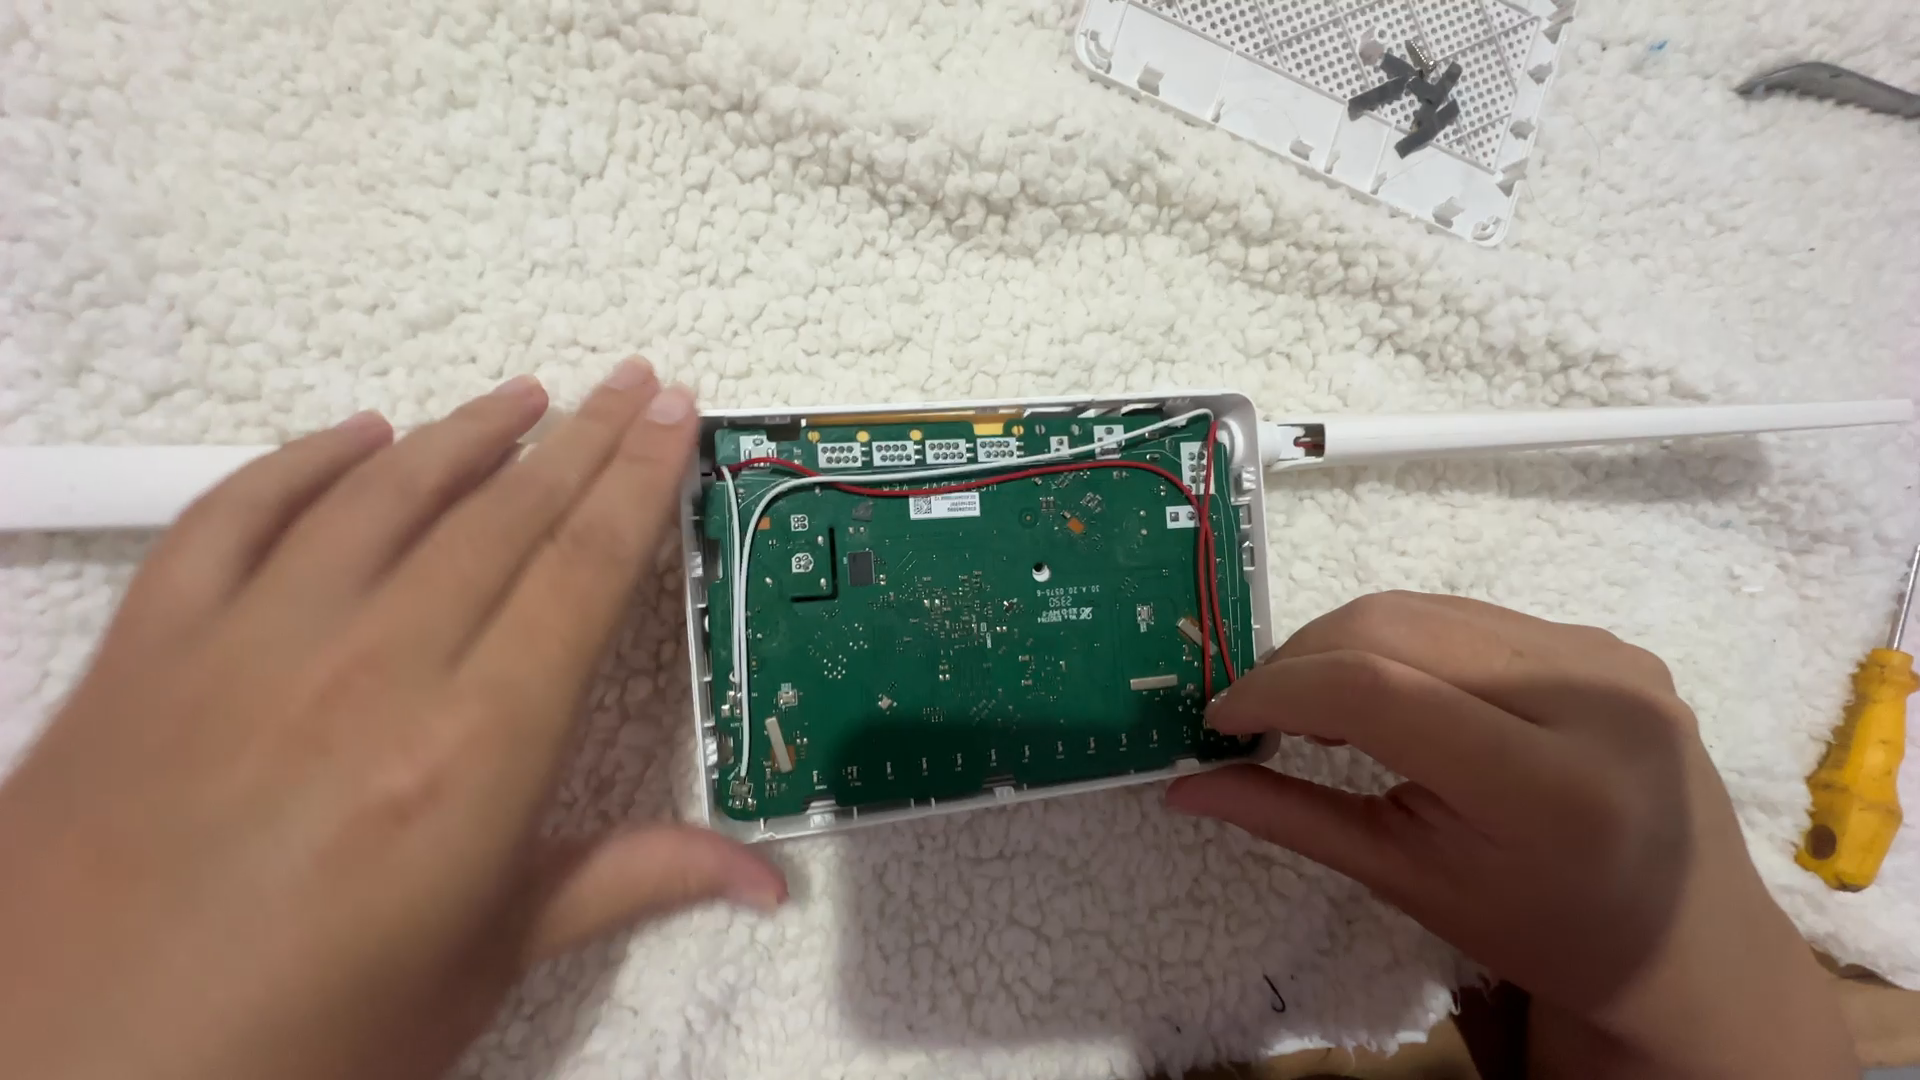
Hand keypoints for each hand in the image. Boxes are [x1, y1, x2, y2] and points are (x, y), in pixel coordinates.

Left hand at [0, 360, 785, 1079]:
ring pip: (384, 494)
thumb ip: (636, 878)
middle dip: (587, 437)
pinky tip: (362, 434)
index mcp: (476, 747)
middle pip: (507, 514)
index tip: (677, 414)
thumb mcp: (494, 957)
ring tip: (532, 392)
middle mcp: (374, 670)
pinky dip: (304, 462)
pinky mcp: (142, 656)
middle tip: (637, 379)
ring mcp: (247, 649)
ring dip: (470, 430)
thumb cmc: (315, 1038)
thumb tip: (774, 883)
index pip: (585, 569)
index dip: (641, 482)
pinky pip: (233, 519)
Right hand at [1166, 592, 1851, 1079]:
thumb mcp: (1402, 879)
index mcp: (1551, 787)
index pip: (1376, 690)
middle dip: (1297, 663)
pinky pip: (1452, 614)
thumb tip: (1180, 790)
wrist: (1686, 940)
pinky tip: (1382, 688)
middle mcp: (1591, 697)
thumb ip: (1286, 818)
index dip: (1277, 690)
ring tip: (1315, 702)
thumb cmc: (1537, 930)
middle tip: (1261, 714)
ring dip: (1336, 646)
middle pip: (1387, 628)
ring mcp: (1603, 657)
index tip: (1221, 718)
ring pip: (1412, 608)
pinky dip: (1388, 641)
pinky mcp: (1598, 640)